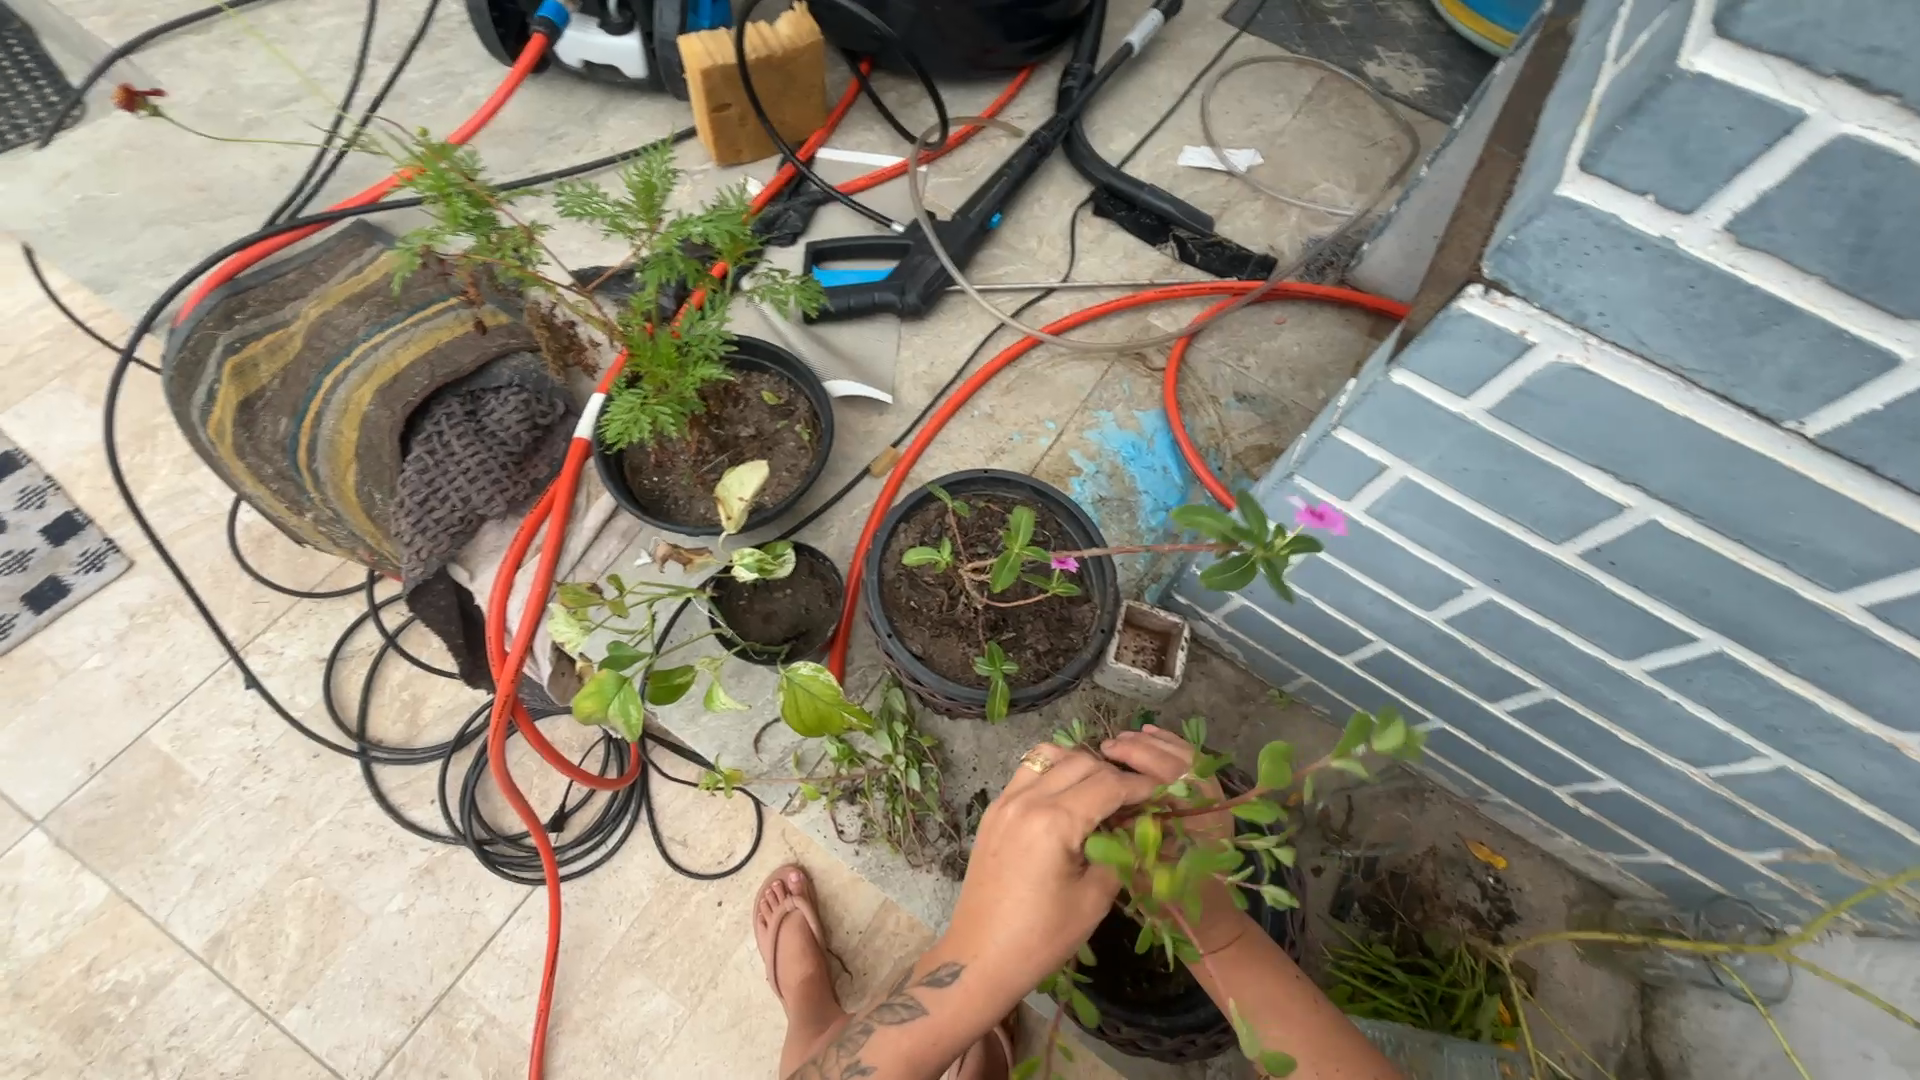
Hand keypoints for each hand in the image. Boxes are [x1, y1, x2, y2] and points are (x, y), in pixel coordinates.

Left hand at [940, 743, 1158, 1001]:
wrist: (980, 955)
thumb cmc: (1041, 936)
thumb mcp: (1094, 900)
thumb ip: (1118, 854)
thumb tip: (1133, 829)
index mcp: (1054, 821)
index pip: (1108, 784)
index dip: (1139, 786)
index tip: (1160, 792)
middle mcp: (1027, 799)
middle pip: (1081, 762)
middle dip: (1113, 774)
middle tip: (1133, 799)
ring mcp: (1005, 800)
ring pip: (1050, 756)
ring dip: (1079, 764)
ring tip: (1098, 791)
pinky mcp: (993, 809)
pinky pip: (1027, 771)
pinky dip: (1051, 771)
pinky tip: (1066, 795)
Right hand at [1100, 724, 1252, 954]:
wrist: (1211, 920)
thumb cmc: (1172, 901)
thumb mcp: (1141, 868)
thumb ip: (1126, 830)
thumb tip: (1104, 794)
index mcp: (1197, 821)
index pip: (1168, 774)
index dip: (1136, 757)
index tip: (1106, 752)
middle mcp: (1212, 804)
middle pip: (1178, 759)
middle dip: (1142, 746)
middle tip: (1109, 744)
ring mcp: (1217, 800)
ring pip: (1188, 756)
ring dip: (1157, 743)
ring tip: (1126, 737)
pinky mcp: (1214, 799)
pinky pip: (1195, 763)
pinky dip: (1173, 746)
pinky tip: (1152, 736)